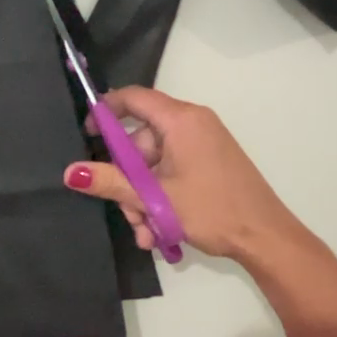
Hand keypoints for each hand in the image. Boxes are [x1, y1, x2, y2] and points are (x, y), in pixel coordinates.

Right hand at [62, 86, 304, 262]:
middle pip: (139, 141)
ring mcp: (201, 145)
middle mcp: (192, 125)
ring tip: (144, 232)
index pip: (133, 98)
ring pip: (152, 164)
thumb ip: (109, 182)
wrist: (266, 238)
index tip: (87, 137)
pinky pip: (169, 173)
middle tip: (124, 211)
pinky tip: (156, 230)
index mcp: (181, 121)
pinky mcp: (207, 164)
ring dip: (141, 198)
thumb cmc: (211, 210)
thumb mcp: (153, 198)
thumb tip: (70, 172)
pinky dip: (158, 198)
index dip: (105, 112)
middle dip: (126, 179)